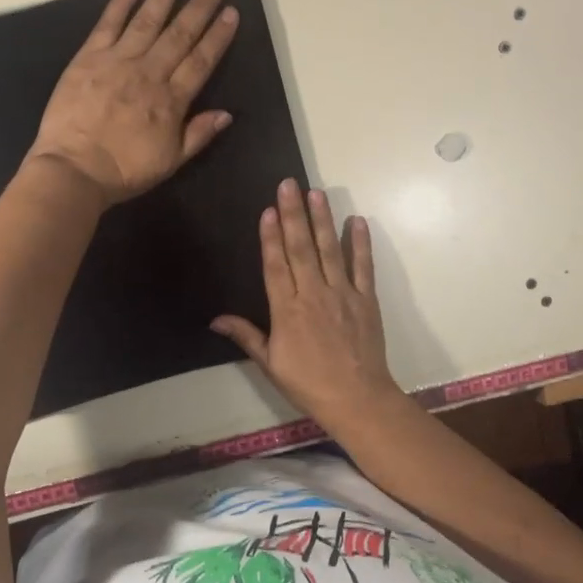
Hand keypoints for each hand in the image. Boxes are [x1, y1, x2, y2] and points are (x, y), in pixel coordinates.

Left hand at [27, 0, 239, 207]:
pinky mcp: (89, 58)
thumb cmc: (124, 172)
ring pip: (148, 18)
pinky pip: (108, 22)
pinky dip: (122, 0)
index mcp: (170, 101)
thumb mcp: (170, 162)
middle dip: (201, 2)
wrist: (74, 170)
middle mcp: (149, 73)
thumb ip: (198, 135)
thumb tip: (226, 113)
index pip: (200, 61)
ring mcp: (118, 61)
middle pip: (180, 32)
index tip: (231, 11)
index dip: (218, 36)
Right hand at [212, 180, 403, 428]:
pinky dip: (360, 243)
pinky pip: (363, 266)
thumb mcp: (270, 364)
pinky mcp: (366, 300)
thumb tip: (216, 320)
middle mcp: (313, 295)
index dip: (270, 236)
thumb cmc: (307, 384)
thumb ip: (246, 336)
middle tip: (289, 184)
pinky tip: (355, 221)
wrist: (356, 398)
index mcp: (287, 310)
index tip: (267, 210)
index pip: (276, 265)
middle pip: (301, 248)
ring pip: (330, 250)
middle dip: (294, 215)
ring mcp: (343, 294)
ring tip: (316, 192)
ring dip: (322, 219)